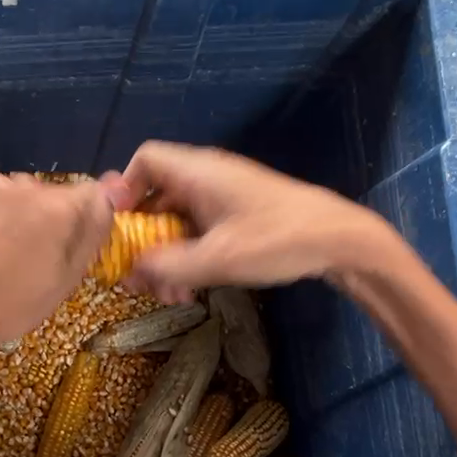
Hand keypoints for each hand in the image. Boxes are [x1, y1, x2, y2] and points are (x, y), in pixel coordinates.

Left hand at [0, 174, 117, 362]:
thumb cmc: (12, 307)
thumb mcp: (65, 281)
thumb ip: (92, 234)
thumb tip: (114, 193)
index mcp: (62, 211)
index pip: (95, 197)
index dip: (87, 222)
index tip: (72, 246)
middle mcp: (32, 187)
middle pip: (59, 196)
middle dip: (55, 220)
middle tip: (35, 259)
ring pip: (27, 195)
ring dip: (25, 215)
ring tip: (4, 253)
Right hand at [104, 142, 391, 302]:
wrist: (337, 241)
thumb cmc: (276, 241)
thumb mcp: (216, 260)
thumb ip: (167, 267)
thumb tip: (129, 273)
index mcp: (199, 173)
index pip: (145, 161)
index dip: (124, 191)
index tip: (118, 229)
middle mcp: (206, 178)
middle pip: (155, 199)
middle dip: (144, 242)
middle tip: (141, 279)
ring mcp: (222, 197)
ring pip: (176, 222)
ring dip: (166, 258)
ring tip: (171, 295)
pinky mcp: (236, 216)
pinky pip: (197, 232)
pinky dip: (187, 258)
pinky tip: (192, 290)